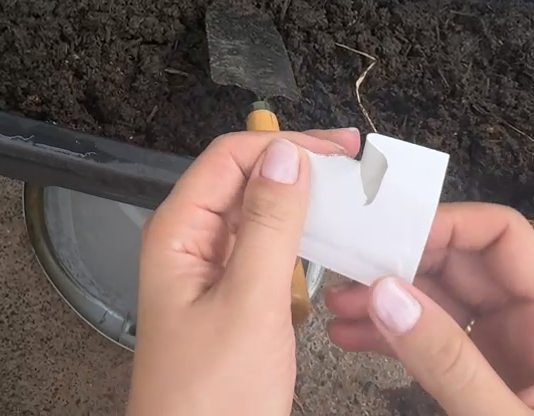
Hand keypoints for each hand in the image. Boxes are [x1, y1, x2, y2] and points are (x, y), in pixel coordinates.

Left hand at [126, 128, 361, 415]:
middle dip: (295, 165)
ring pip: (256, 213)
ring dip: (300, 200)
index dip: (283, 144)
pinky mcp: (229, 297)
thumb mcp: (248, 306)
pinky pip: (263, 250)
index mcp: (178, 229)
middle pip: (242, 178)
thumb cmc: (212, 399)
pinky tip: (328, 238)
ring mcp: (209, 269)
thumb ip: (270, 227)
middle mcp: (189, 238)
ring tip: (350, 194)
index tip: (340, 148)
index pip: (229, 157)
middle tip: (355, 165)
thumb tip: (286, 154)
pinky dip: (297, 239)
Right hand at [324, 203, 533, 415]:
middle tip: (345, 267)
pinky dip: (389, 337)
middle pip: (460, 264)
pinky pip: (431, 342)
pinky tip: (351, 339)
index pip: (504, 238)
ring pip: (436, 301)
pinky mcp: (483, 384)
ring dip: (384, 299)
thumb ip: (453, 367)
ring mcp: (506, 358)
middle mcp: (532, 330)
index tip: (388, 236)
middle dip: (399, 261)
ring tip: (335, 307)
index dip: (447, 224)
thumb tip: (387, 292)